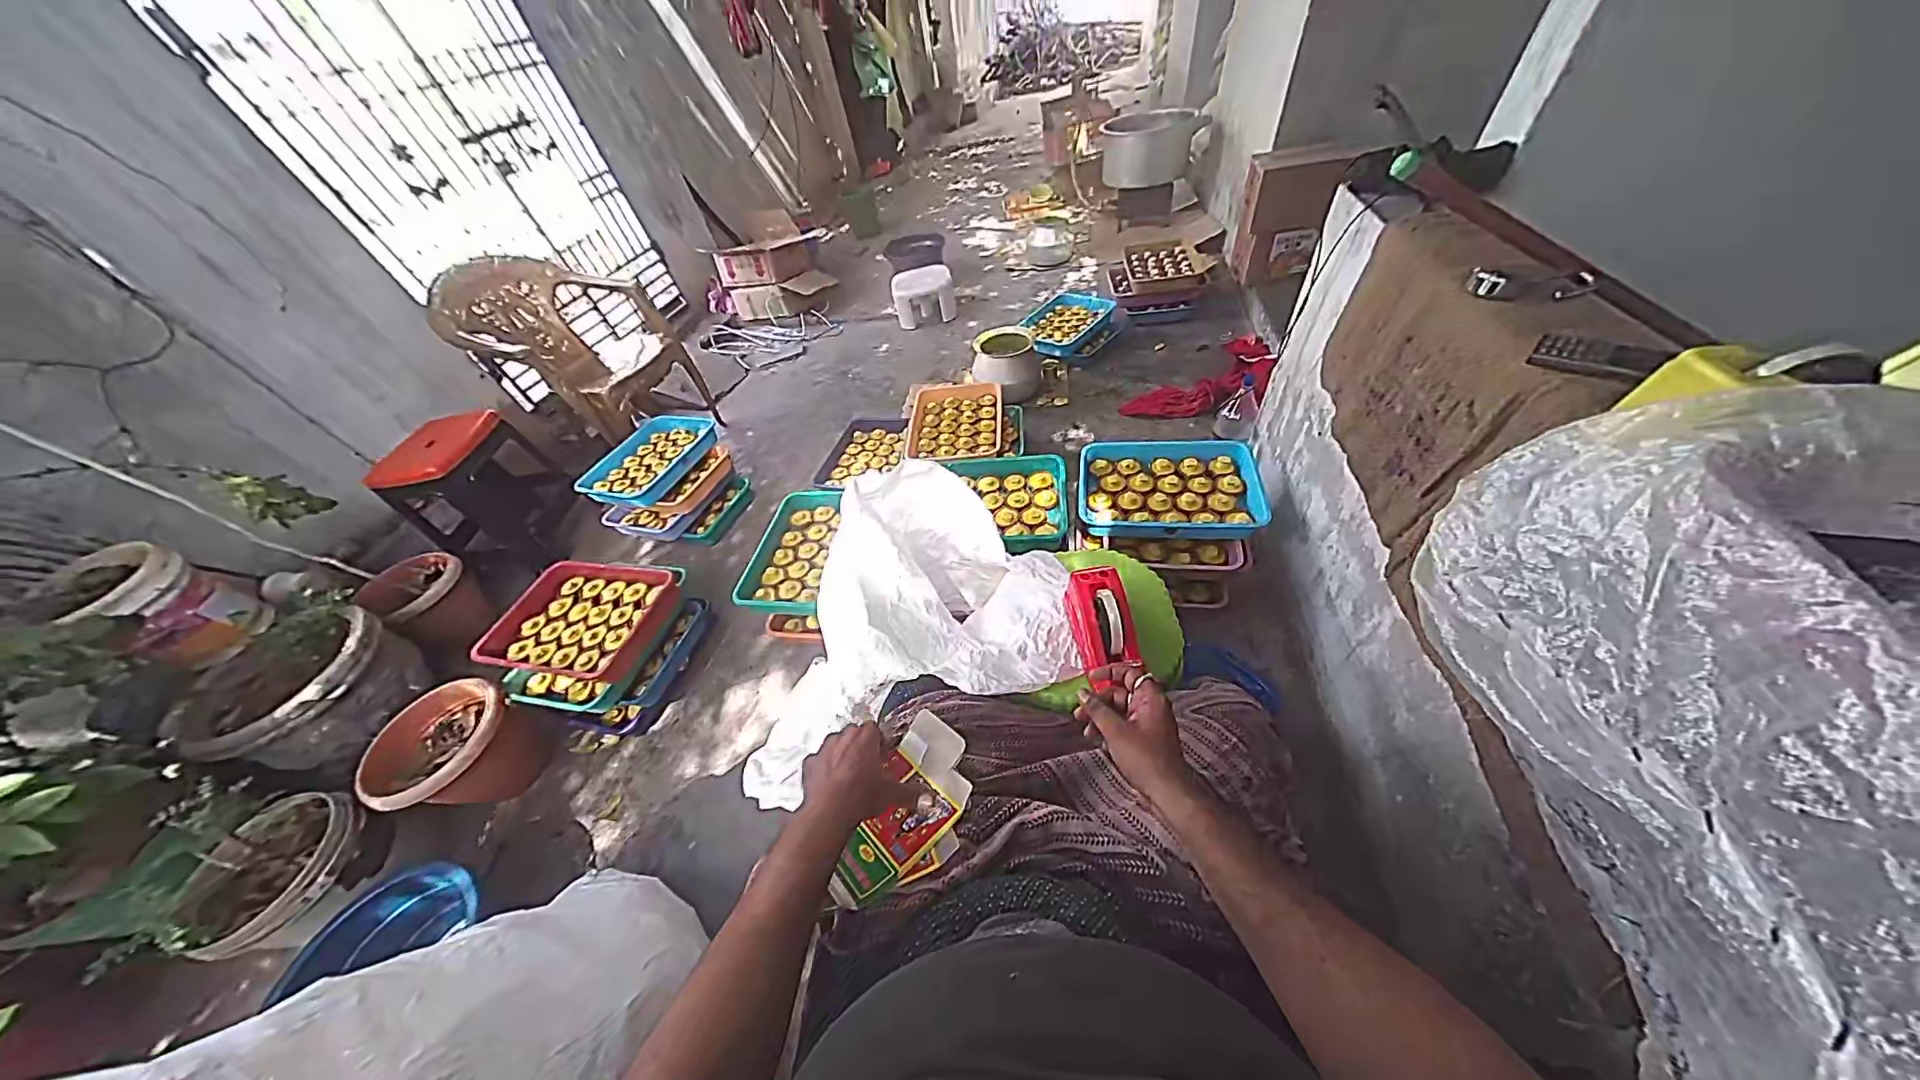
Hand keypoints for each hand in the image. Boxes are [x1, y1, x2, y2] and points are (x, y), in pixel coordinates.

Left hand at [799, 723, 914, 833]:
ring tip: (851, 777)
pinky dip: (824, 771)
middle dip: (861, 747)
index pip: (875, 729)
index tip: (883, 754)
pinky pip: (818, 763)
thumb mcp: (891, 794)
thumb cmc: (859, 795)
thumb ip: (910, 793)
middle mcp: (844, 738)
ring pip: (835, 746)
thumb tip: (922, 797)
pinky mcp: (810, 765)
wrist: (830, 812)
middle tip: (870, 766)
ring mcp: (825, 750)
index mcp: (866, 737)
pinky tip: (832, 785)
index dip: (880, 742)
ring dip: (842, 756)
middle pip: (854, 734)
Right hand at [1075, 663, 1194, 806]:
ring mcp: (1149, 722)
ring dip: (1101, 717)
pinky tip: (1098, 740)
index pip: (1129, 673)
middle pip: (1121, 693)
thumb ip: (1096, 709)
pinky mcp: (1146, 738)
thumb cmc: (1144, 757)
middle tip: (1080, 714)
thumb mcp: (1114, 730)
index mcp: (1150, 697)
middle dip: (1098, 702)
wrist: (1166, 789)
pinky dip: (1110, 728)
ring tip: (1087, 731)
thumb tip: (1082, 692)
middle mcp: (1151, 706)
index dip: (1109, 672)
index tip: (1090, 678)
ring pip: (1120, 710)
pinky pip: (1125, 724)